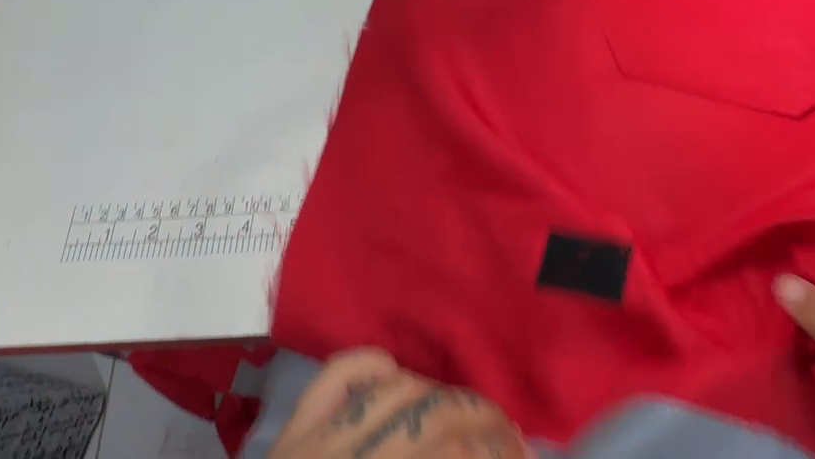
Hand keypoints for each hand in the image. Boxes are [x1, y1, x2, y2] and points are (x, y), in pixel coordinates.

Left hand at [271, 348, 530, 458]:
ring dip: (442, 395)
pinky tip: (397, 372)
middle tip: (511, 440)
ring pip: (396, 390)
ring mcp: (313, 445)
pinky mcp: (287, 437)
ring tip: (466, 412)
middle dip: (487, 423)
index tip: (526, 458)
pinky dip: (370, 366)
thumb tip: (491, 456)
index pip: (458, 452)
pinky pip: (334, 380)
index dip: (501, 452)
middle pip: (437, 417)